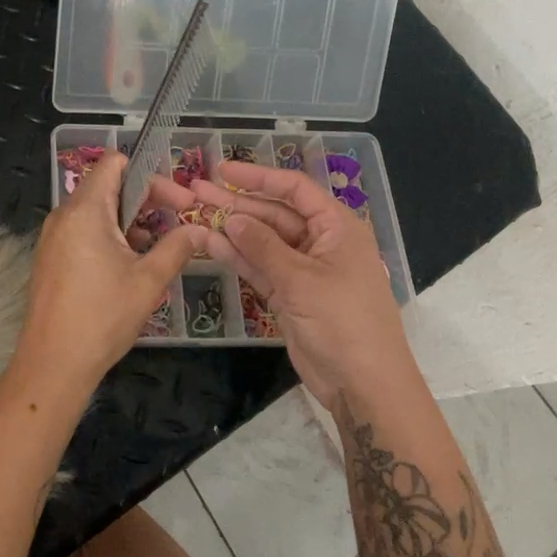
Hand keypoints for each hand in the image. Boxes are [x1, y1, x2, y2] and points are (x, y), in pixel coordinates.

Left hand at [19, 152, 200, 393]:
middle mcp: (65, 215)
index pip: (115, 163)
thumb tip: (199, 230)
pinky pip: (84, 231)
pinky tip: (130, 265)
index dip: (150, 174)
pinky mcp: (51, 257)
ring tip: (157, 248)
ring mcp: (54, 237)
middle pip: (108, 186)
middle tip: (178, 222)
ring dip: (130, 221)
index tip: (178, 201)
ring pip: (98, 211)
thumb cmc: (102, 317)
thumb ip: (176, 248)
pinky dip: (110, 237)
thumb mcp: (148, 281)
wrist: (52, 364)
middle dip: (146, 200)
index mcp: (85, 210)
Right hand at [158, 162, 407, 409]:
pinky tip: (207, 243)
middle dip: (236, 203)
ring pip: (262, 241)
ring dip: (230, 229)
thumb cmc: (343, 321)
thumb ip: (263, 246)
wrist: (364, 386)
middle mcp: (320, 242)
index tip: (223, 170)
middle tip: (195, 191)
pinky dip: (235, 256)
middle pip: (274, 213)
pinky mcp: (289, 295)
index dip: (258, 177)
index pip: (294, 189)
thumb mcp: (301, 279)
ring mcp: (303, 270)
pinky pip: (259, 267)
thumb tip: (232, 219)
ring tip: (192, 213)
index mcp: (336, 227)